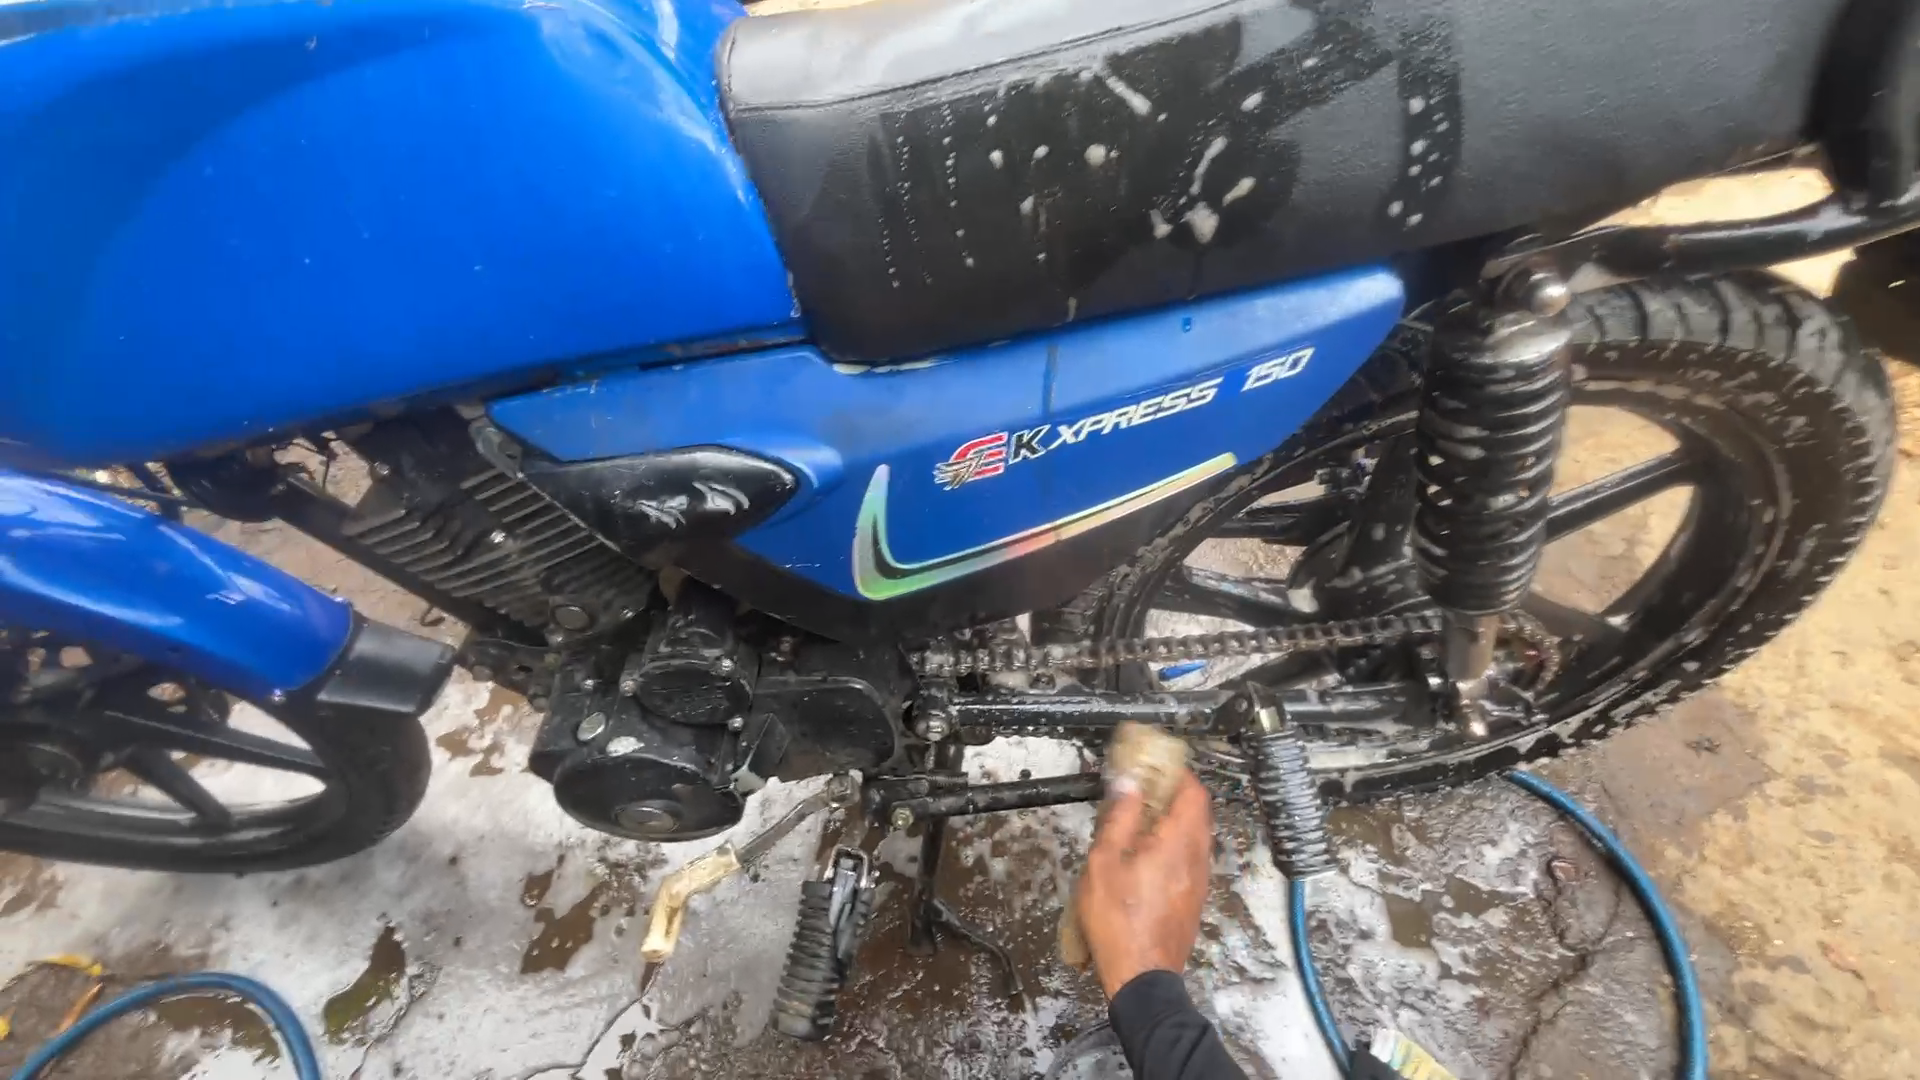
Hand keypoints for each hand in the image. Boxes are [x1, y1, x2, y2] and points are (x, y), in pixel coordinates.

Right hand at [1075, 768, 1212, 999]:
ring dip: (1174, 818)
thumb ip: (1118, 818)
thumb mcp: (1104, 862)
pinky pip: (1191, 855)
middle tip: (1143, 787)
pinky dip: (1174, 840)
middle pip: (1198, 812)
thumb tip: (1128, 783)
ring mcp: (1198, 881)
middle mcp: (1197, 859)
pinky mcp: (1193, 898)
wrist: (1141, 978)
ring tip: (1140, 816)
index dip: (1178, 773)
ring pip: (1196, 835)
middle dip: (1173, 793)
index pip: (1194, 794)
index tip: (1155, 765)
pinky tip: (1146, 850)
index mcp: (1178, 844)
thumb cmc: (1117, 920)